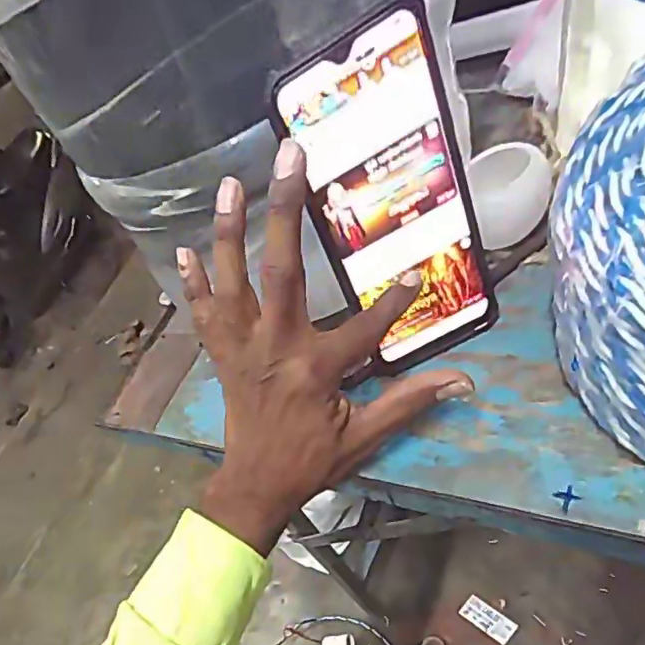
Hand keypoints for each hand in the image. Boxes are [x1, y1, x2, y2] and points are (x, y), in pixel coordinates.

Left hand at [179, 139, 474, 553]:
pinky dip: (192, 284)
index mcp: (315, 368)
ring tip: (230, 184)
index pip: (364, 327)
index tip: (416, 272)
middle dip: (285, 212)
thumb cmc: (310, 461)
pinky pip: (203, 315)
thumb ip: (407, 404)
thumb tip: (460, 382)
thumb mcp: (362, 438)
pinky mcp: (221, 356)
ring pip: (232, 283)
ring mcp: (242, 348)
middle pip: (281, 271)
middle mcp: (275, 347)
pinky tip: (183, 250)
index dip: (394, 303)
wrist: (255, 485)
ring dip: (229, 233)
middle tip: (289, 159)